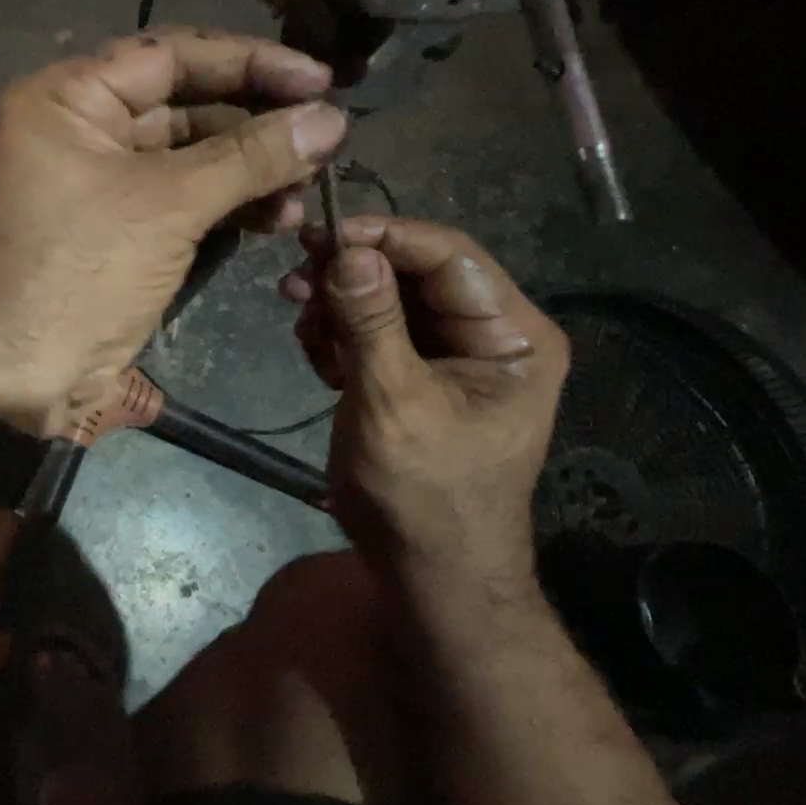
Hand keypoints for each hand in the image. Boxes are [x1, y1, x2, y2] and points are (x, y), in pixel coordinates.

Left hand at [0, 28, 345, 434]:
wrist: (16, 382)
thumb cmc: (80, 275)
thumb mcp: (167, 207)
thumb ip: (250, 156)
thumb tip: (332, 118)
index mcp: (60, 101)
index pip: (165, 57)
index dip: (248, 62)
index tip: (321, 77)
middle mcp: (69, 131)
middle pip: (176, 105)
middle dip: (253, 123)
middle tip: (325, 136)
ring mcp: (86, 183)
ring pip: (180, 157)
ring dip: (246, 171)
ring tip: (307, 190)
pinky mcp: (106, 230)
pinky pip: (171, 200)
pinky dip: (221, 205)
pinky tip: (276, 217)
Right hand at [281, 217, 569, 594]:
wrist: (424, 568)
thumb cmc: (423, 493)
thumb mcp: (393, 404)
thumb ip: (371, 324)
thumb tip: (346, 250)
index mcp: (511, 336)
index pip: (449, 256)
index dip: (384, 237)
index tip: (319, 236)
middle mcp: (485, 335)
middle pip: (411, 273)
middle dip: (350, 276)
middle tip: (293, 282)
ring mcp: (446, 355)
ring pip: (383, 299)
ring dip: (336, 306)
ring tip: (302, 330)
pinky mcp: (411, 374)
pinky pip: (369, 331)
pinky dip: (336, 336)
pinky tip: (317, 358)